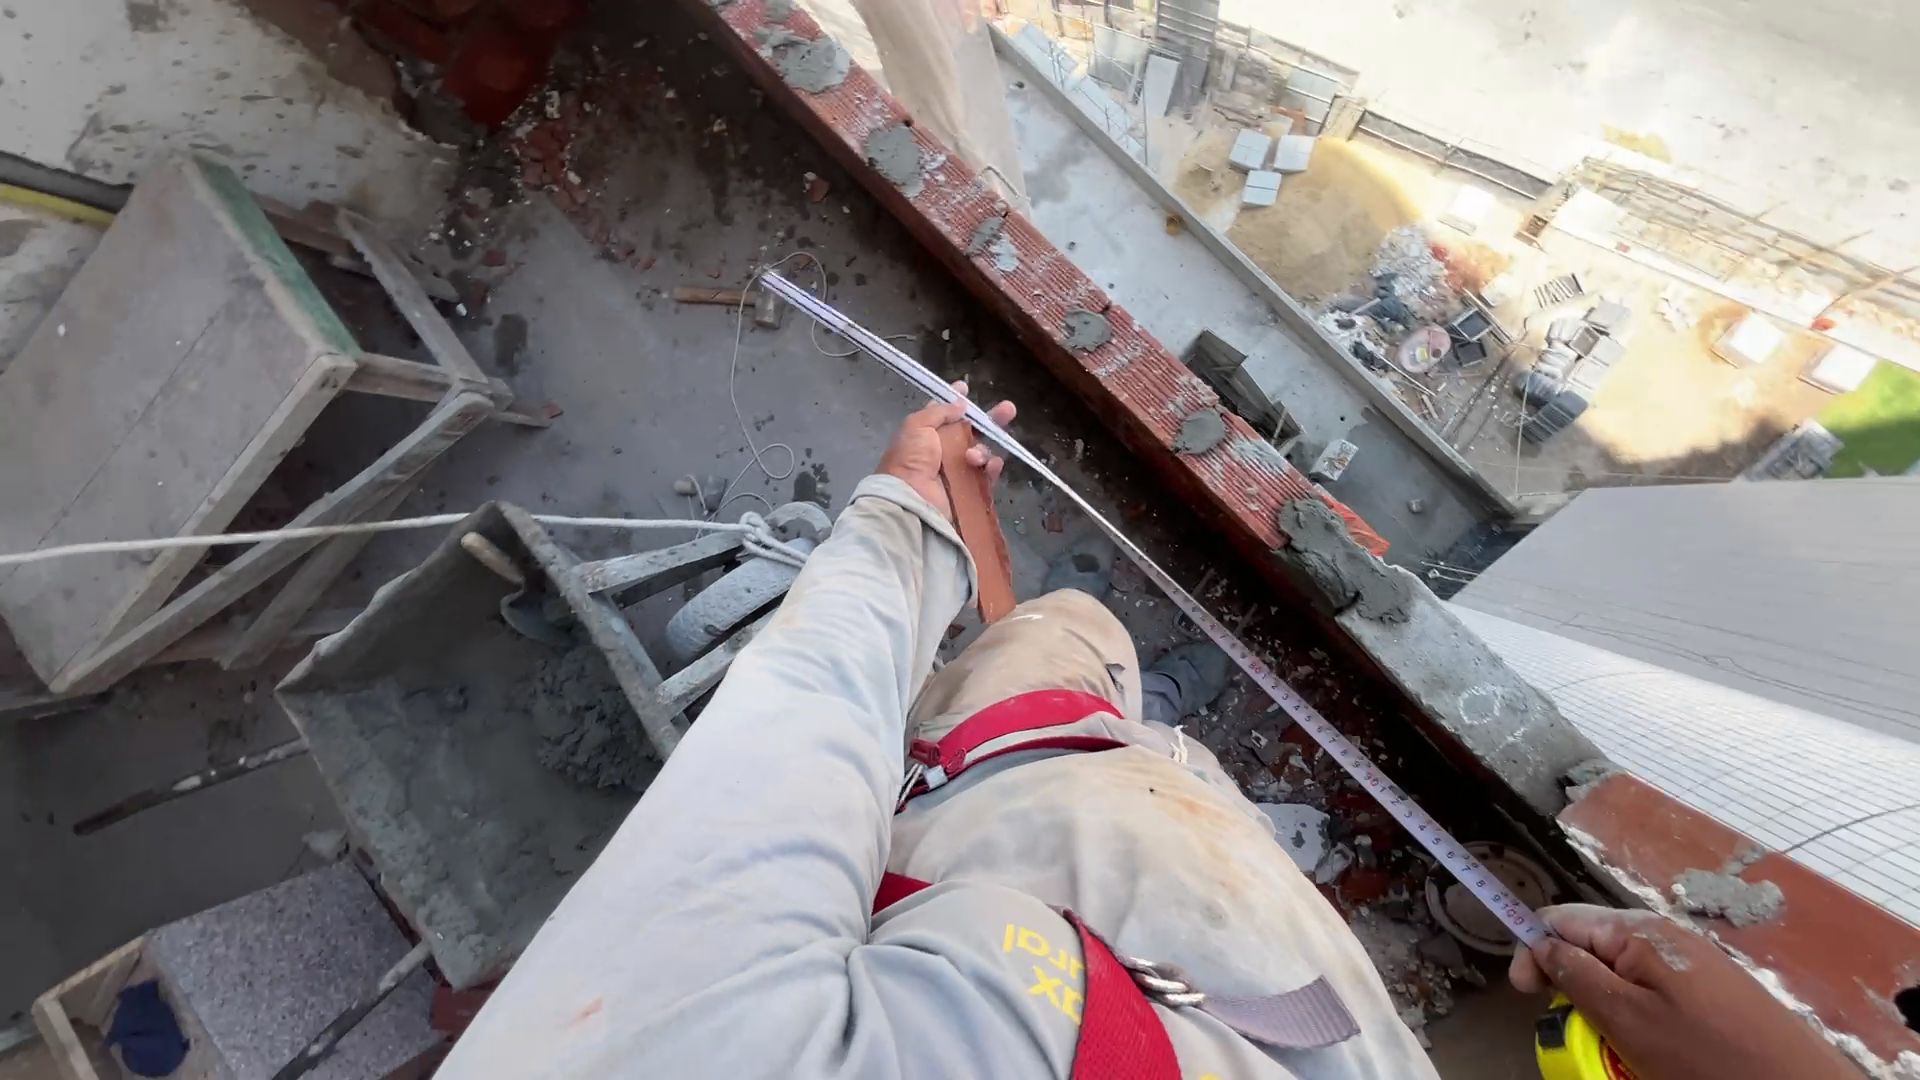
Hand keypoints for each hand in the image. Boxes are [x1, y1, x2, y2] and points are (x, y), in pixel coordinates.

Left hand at [877, 382, 1015, 518]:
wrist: (911, 496)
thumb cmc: (910, 457)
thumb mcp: (917, 425)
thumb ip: (940, 412)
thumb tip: (960, 403)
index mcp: (928, 433)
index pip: (945, 413)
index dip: (957, 400)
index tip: (966, 387)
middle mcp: (944, 450)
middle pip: (972, 431)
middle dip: (991, 420)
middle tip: (1008, 409)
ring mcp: (958, 470)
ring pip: (982, 452)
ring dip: (983, 450)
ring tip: (973, 456)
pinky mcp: (969, 489)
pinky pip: (987, 476)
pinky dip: (991, 468)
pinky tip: (990, 465)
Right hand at [1509, 905, 1855, 1079]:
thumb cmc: (1710, 1061)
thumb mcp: (1626, 1019)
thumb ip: (1573, 973)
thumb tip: (1541, 946)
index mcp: (1640, 930)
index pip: (1559, 919)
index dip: (1533, 950)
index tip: (1525, 993)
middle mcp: (1667, 936)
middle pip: (1592, 944)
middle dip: (1573, 981)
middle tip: (1574, 1025)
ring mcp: (1700, 965)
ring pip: (1624, 972)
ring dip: (1607, 1004)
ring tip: (1617, 1044)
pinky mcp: (1723, 995)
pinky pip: (1659, 993)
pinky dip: (1642, 1017)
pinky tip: (1654, 1048)